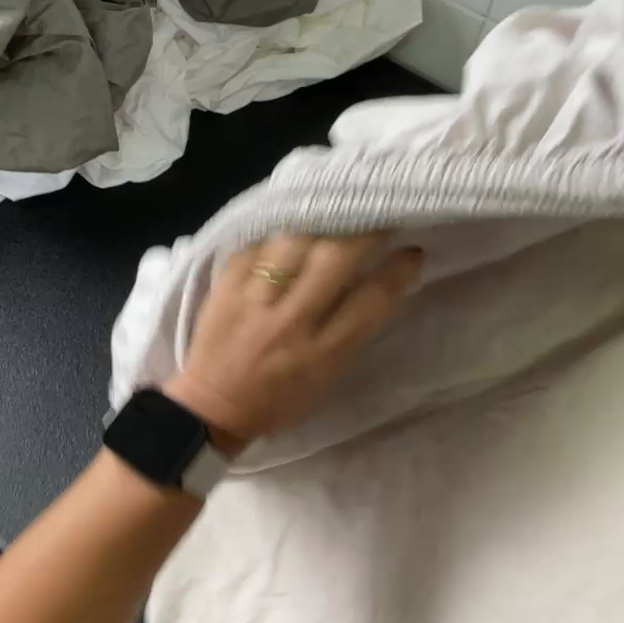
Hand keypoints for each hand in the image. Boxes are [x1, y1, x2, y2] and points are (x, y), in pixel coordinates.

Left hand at [164, 234, 422, 452]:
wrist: (211, 409)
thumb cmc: (278, 400)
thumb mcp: (327, 376)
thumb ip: (351, 331)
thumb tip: (378, 282)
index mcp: (323, 352)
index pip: (372, 298)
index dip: (400, 268)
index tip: (412, 252)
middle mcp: (291, 321)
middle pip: (336, 257)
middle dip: (366, 230)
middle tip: (377, 217)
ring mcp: (254, 300)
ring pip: (295, 240)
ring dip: (321, 222)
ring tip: (334, 213)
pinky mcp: (225, 286)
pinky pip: (255, 243)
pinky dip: (276, 233)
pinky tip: (288, 229)